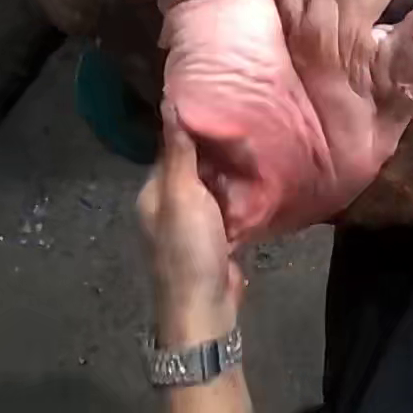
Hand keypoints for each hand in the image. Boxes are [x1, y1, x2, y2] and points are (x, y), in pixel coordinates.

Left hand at [138, 103, 244, 345]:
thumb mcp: (182, 194)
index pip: (170, 149)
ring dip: (231, 176)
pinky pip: (228, 209)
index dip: (193, 132)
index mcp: (153, 192)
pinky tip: (259, 184)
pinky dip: (240, 199)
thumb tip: (168, 103)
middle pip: (194, 168)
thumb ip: (178, 151)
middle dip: (217, 154)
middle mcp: (169, 205)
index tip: (221, 111)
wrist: (206, 309)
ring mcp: (193, 224)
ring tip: (257, 151)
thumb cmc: (189, 248)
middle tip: (248, 132)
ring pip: (214, 188)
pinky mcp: (215, 239)